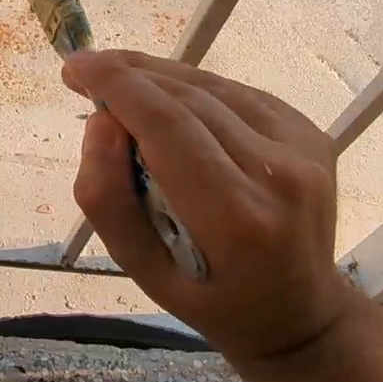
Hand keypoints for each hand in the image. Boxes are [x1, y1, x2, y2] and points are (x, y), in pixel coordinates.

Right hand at [63, 50, 355, 368]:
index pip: (168, 128)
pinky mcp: (308, 131)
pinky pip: (233, 93)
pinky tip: (162, 94)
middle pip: (188, 100)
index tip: (74, 68)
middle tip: (83, 72)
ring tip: (115, 77)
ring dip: (155, 75)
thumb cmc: (210, 299)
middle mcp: (280, 174)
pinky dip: (189, 87)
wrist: (300, 312)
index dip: (118, 87)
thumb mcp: (141, 270)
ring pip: (210, 87)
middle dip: (127, 76)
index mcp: (237, 219)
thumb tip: (101, 120)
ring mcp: (302, 148)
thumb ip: (109, 199)